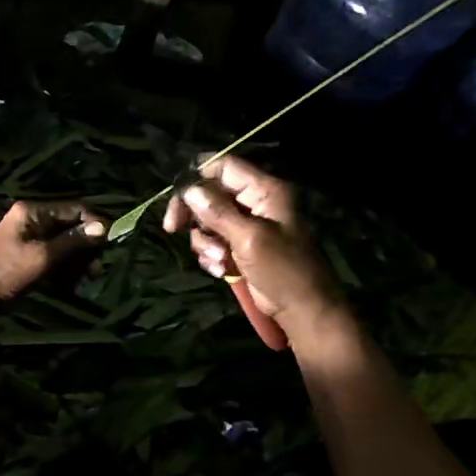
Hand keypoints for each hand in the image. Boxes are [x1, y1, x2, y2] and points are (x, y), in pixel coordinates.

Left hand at [0, 201, 105, 315]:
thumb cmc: (4, 274)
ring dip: (78, 262)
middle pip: (72, 226)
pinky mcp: (29, 255)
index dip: (94, 224)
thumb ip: (73, 242)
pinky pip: (55, 257)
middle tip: (96, 271)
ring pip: (66, 244)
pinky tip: (71, 286)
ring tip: (85, 281)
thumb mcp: (42, 258)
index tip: (109, 245)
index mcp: (32, 211)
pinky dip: (65, 269)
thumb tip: (104, 228)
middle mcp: (33, 219)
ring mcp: (30, 237)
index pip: (74, 208)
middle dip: (86, 248)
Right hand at [162, 155, 344, 333]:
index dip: (197, 175)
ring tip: (219, 260)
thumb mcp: (249, 238)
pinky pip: (213, 240)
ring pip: (207, 220)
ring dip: (205, 241)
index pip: (224, 166)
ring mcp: (247, 224)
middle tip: (173, 228)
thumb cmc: (283, 269)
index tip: (176, 196)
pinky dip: (211, 254)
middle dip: (193, 213)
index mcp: (265, 190)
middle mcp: (254, 201)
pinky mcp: (240, 245)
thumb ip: (218, 212)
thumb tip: (189, 190)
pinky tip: (221, 270)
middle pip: (210, 192)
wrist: (302, 309)